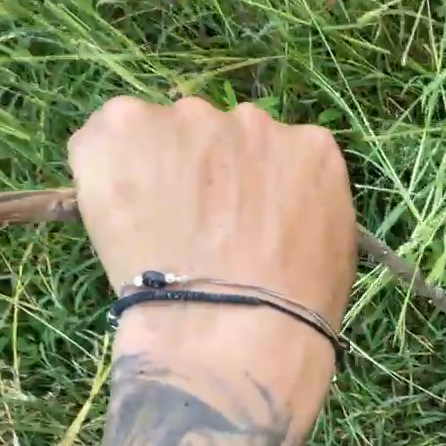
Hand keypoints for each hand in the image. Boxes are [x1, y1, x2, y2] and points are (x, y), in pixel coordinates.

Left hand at [68, 96, 356, 387]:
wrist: (235, 327)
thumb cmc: (300, 304)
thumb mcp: (334, 248)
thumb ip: (306, 204)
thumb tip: (274, 203)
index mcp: (312, 149)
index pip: (284, 153)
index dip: (263, 188)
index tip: (254, 219)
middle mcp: (254, 119)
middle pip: (223, 136)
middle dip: (213, 172)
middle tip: (206, 228)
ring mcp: (186, 118)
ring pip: (166, 136)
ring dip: (163, 170)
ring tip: (163, 231)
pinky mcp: (122, 126)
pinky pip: (111, 142)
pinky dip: (112, 174)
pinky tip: (128, 223)